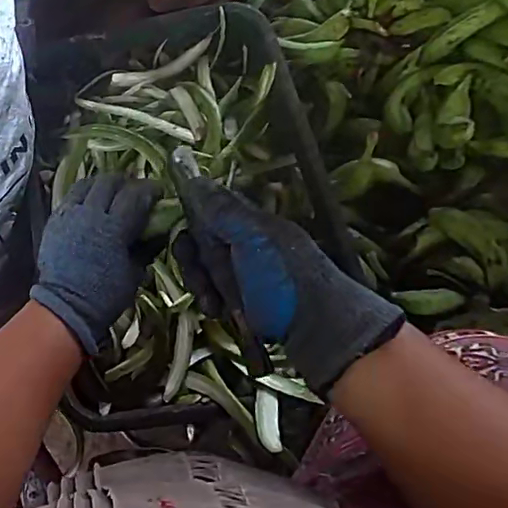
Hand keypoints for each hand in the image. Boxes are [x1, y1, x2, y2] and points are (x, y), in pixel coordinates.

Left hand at [31, 175, 158, 354]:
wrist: (65, 307)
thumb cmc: (104, 296)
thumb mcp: (134, 274)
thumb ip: (146, 248)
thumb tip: (158, 230)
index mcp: (113, 228)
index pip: (135, 195)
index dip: (150, 189)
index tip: (159, 191)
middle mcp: (90, 214)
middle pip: (110, 182)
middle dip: (126, 182)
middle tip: (135, 190)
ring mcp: (69, 215)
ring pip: (87, 184)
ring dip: (103, 184)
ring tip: (112, 191)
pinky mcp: (54, 220)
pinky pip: (70, 196)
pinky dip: (84, 194)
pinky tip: (90, 202)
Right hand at [180, 177, 403, 394]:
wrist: (319, 330)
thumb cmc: (285, 278)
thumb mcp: (252, 237)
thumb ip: (221, 209)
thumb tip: (193, 177)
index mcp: (249, 222)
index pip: (205, 210)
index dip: (191, 224)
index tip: (188, 241)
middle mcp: (243, 243)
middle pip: (198, 243)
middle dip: (194, 263)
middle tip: (204, 281)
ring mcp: (242, 274)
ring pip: (202, 271)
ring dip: (201, 286)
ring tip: (214, 304)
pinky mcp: (242, 302)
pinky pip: (212, 294)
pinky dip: (210, 302)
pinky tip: (220, 312)